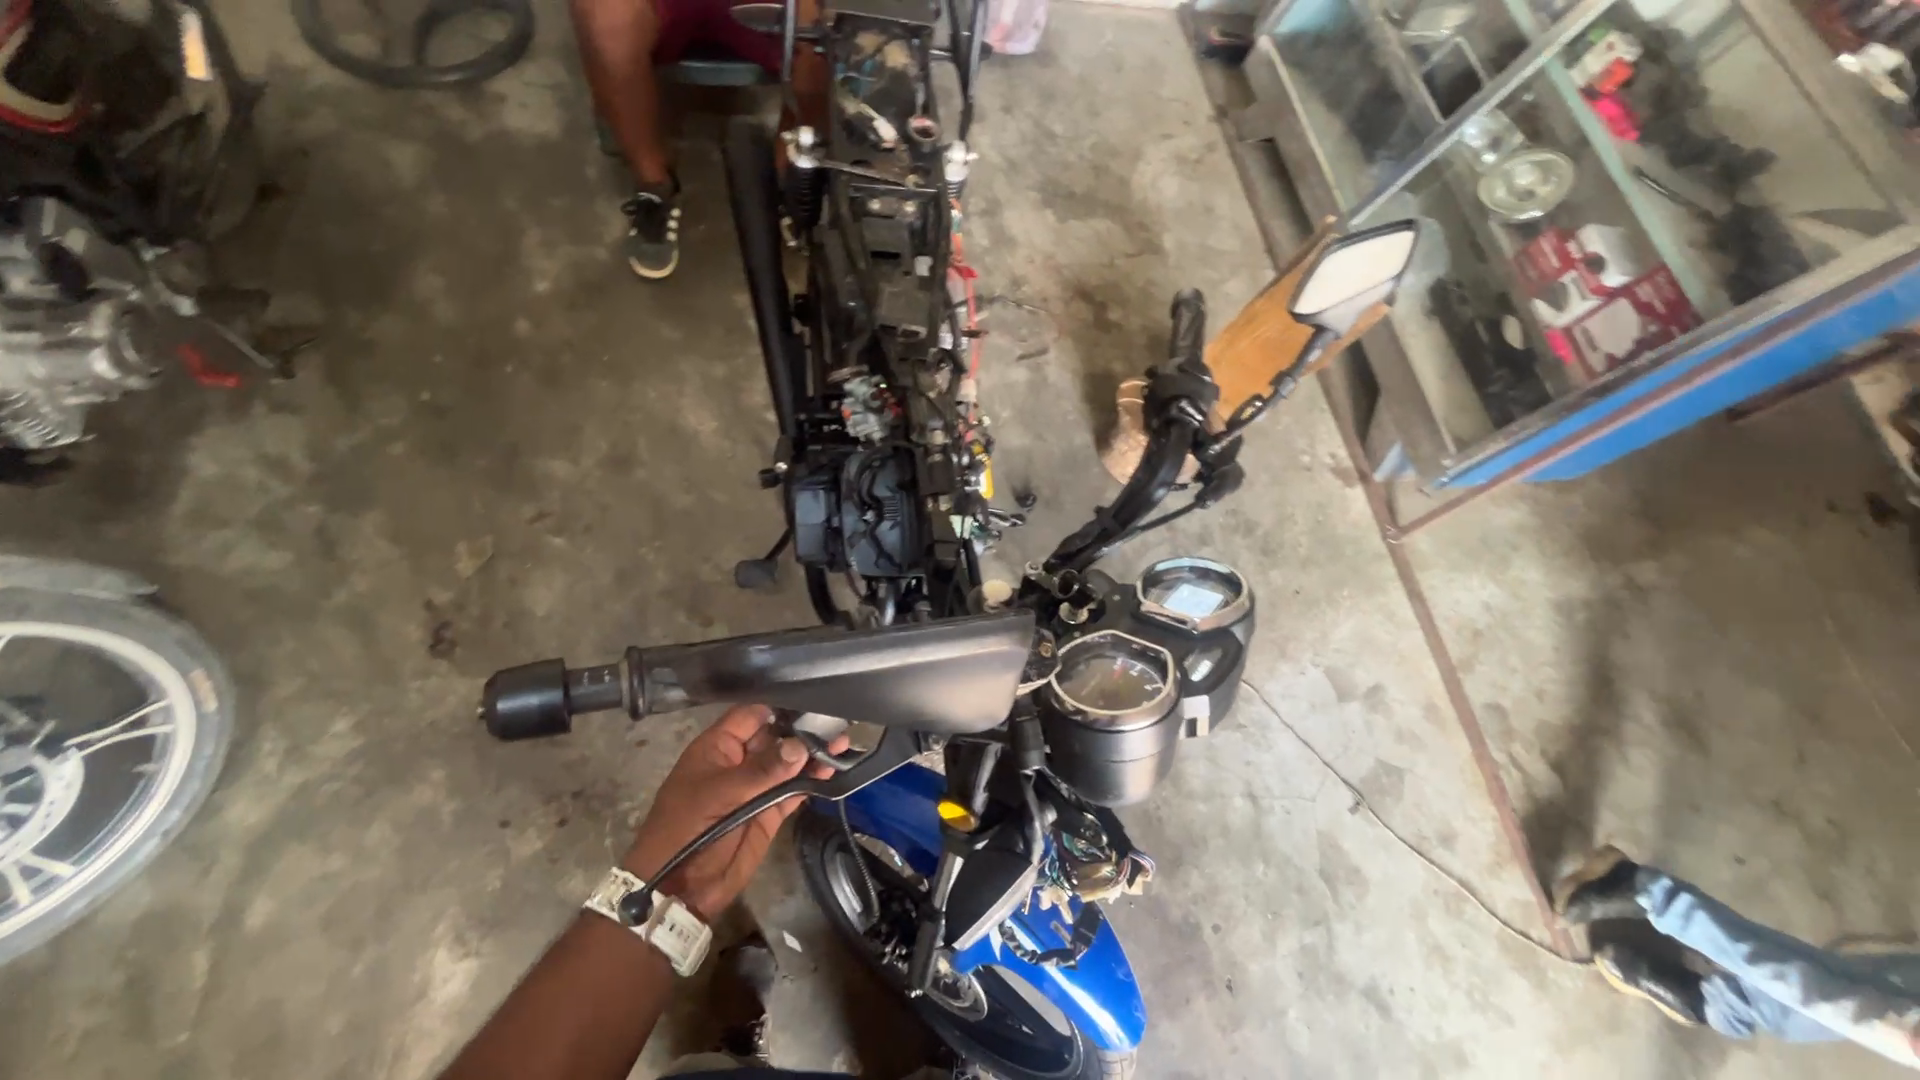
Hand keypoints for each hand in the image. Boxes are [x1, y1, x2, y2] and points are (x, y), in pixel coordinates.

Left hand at [621, 705, 838, 921]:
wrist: (680, 888)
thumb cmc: (686, 829)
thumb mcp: (719, 794)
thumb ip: (762, 770)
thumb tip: (800, 746)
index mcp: (718, 748)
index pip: (751, 715)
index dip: (778, 707)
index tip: (811, 700)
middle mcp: (740, 762)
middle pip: (776, 737)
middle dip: (803, 730)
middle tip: (836, 722)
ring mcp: (757, 788)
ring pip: (790, 763)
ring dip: (813, 755)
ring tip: (842, 744)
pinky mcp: (770, 812)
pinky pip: (795, 790)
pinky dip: (813, 781)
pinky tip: (832, 771)